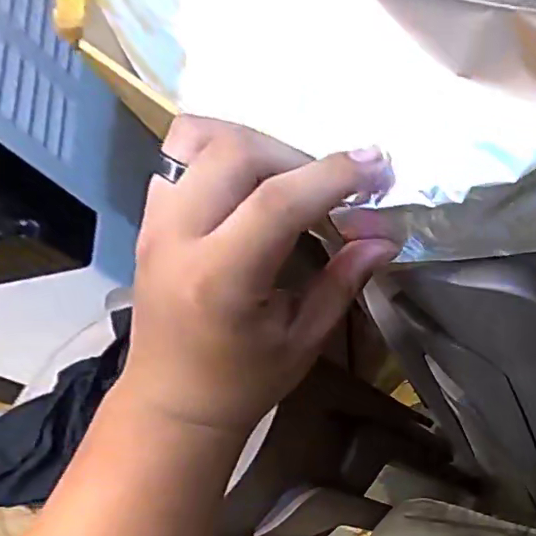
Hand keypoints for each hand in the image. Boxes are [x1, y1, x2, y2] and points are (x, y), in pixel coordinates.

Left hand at [114, 116, 398, 435]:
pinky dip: (229, 152)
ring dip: (260, 144)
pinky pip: (183, 154)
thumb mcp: (306, 340)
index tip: (378, 167)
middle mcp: (178, 236)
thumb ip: (342, 282)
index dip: (333, 176)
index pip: (277, 202)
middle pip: (236, 152)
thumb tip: (384, 239)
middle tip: (339, 186)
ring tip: (297, 177)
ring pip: (200, 137)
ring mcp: (156, 218)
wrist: (174, 398)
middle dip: (300, 157)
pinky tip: (261, 184)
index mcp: (222, 279)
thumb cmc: (246, 381)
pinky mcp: (150, 214)